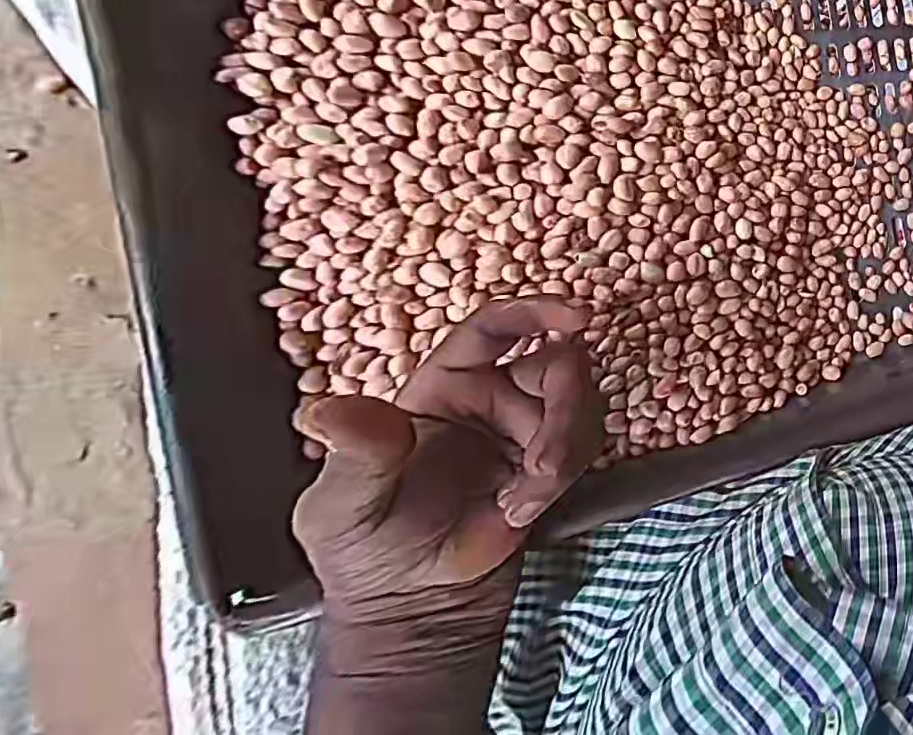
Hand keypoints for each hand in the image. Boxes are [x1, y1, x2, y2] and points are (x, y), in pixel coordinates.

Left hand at [292, 297, 603, 632]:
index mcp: (447, 382)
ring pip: (582, 402)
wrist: (417, 600)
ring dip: (565, 448)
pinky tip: (524, 507)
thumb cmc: (368, 545)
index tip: (577, 315)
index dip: (536, 311)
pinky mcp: (559, 453)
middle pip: (560, 362)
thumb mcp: (342, 505)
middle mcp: (499, 390)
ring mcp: (534, 421)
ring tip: (524, 500)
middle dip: (567, 405)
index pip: (496, 326)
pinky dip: (564, 475)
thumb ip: (353, 453)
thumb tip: (326, 411)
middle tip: (546, 463)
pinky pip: (587, 441)